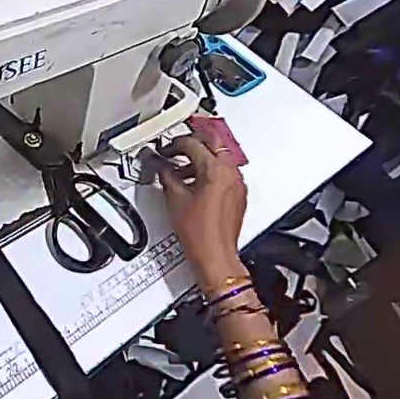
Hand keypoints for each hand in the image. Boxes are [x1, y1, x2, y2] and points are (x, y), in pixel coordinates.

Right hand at [155, 133, 248, 283]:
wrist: (215, 256)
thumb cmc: (199, 233)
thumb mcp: (174, 198)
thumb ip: (166, 174)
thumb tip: (161, 166)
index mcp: (215, 170)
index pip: (193, 144)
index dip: (175, 145)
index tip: (166, 150)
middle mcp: (230, 173)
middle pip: (213, 141)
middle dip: (193, 141)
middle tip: (178, 147)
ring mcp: (237, 183)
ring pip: (221, 156)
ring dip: (202, 157)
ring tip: (183, 168)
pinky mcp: (238, 194)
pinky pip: (226, 172)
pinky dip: (211, 170)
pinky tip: (196, 181)